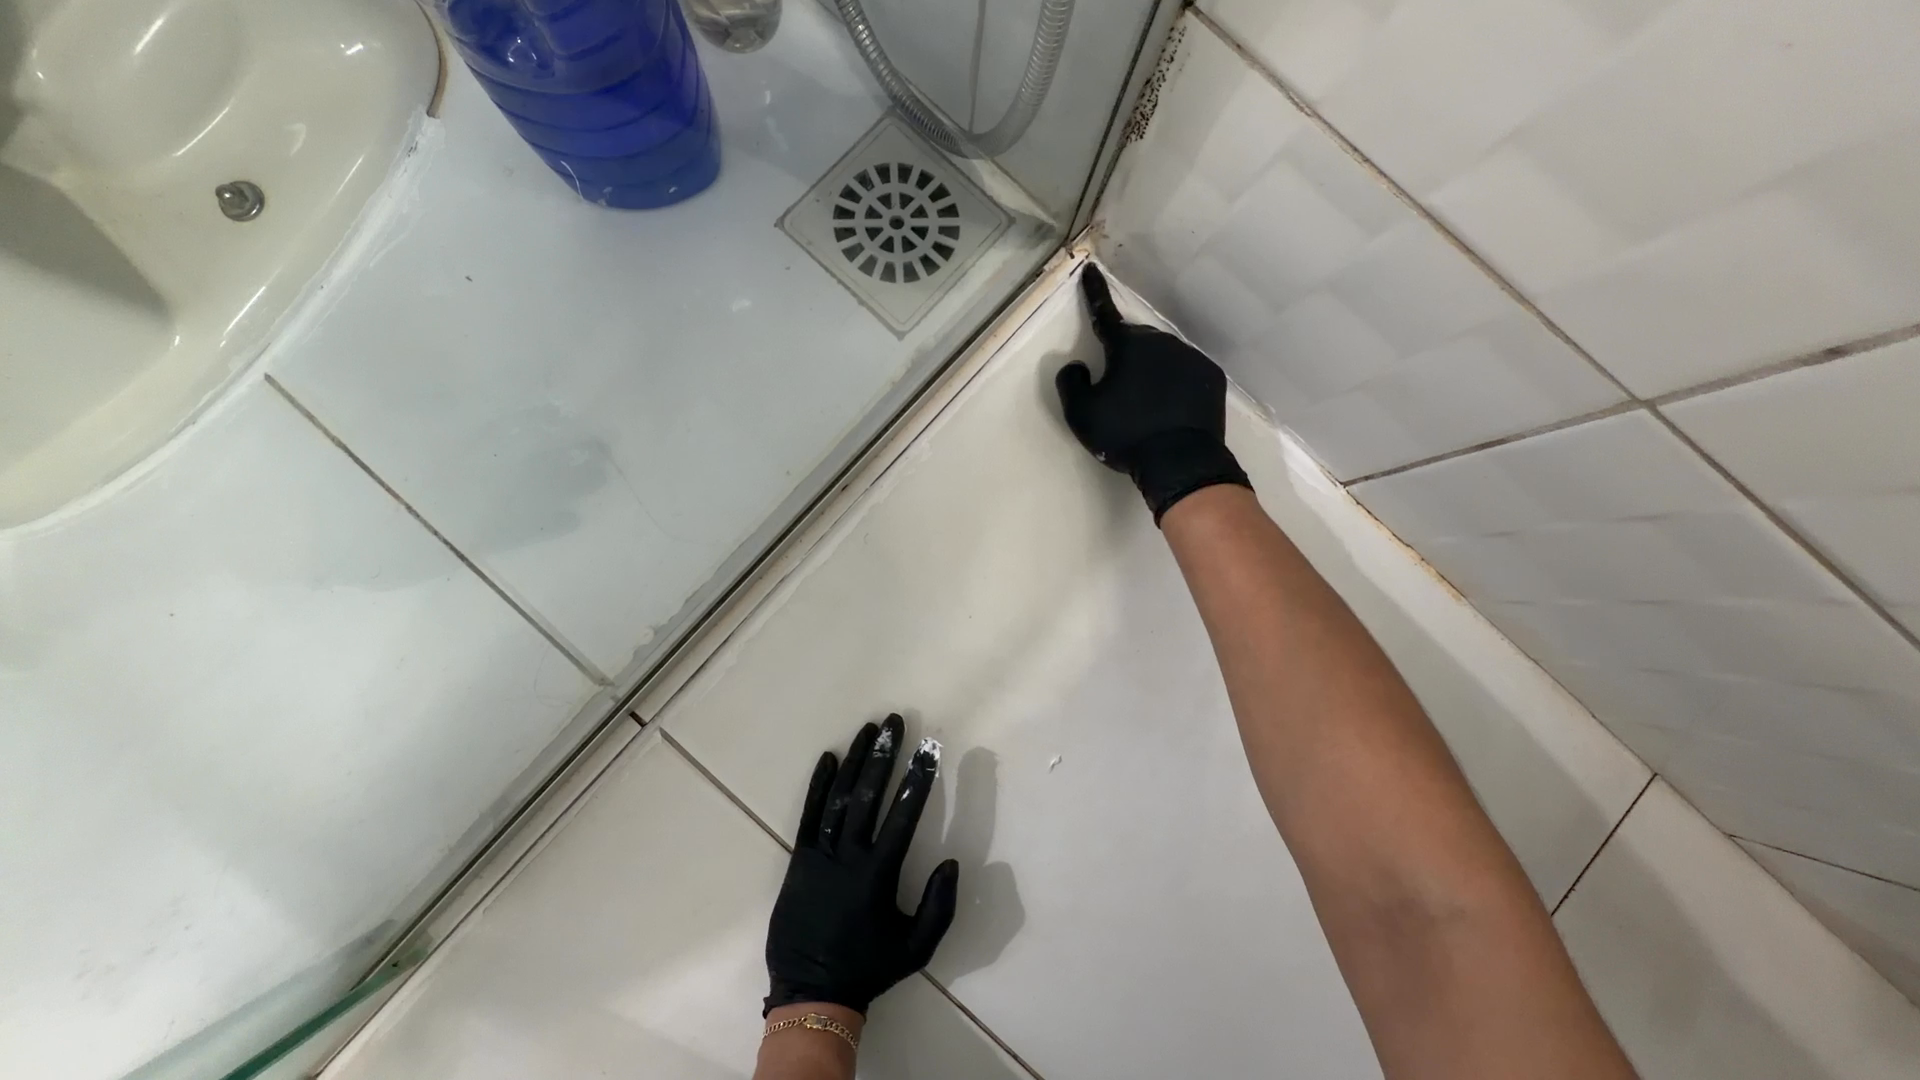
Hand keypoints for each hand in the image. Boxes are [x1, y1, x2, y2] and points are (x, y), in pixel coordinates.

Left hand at [765, 715, 959, 1016]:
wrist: (811, 991)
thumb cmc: (870, 966)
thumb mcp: (918, 947)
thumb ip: (940, 906)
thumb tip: (953, 862)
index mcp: (878, 874)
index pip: (903, 815)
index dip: (918, 779)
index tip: (930, 749)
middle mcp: (848, 855)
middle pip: (868, 795)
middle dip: (884, 755)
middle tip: (894, 721)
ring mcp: (819, 855)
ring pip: (838, 798)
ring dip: (854, 760)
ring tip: (867, 728)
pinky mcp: (798, 859)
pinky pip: (808, 816)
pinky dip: (818, 786)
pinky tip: (828, 757)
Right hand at [1055, 264, 1250, 522]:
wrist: (1180, 460)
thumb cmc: (1125, 434)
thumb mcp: (1081, 414)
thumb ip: (1070, 383)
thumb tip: (1076, 364)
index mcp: (1127, 346)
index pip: (1104, 312)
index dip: (1094, 292)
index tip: (1091, 270)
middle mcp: (1161, 342)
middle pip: (1135, 340)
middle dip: (1124, 353)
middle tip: (1116, 382)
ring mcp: (1190, 358)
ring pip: (1162, 355)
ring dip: (1150, 369)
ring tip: (1145, 402)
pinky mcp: (1211, 377)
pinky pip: (1185, 372)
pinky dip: (1174, 382)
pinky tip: (1170, 407)